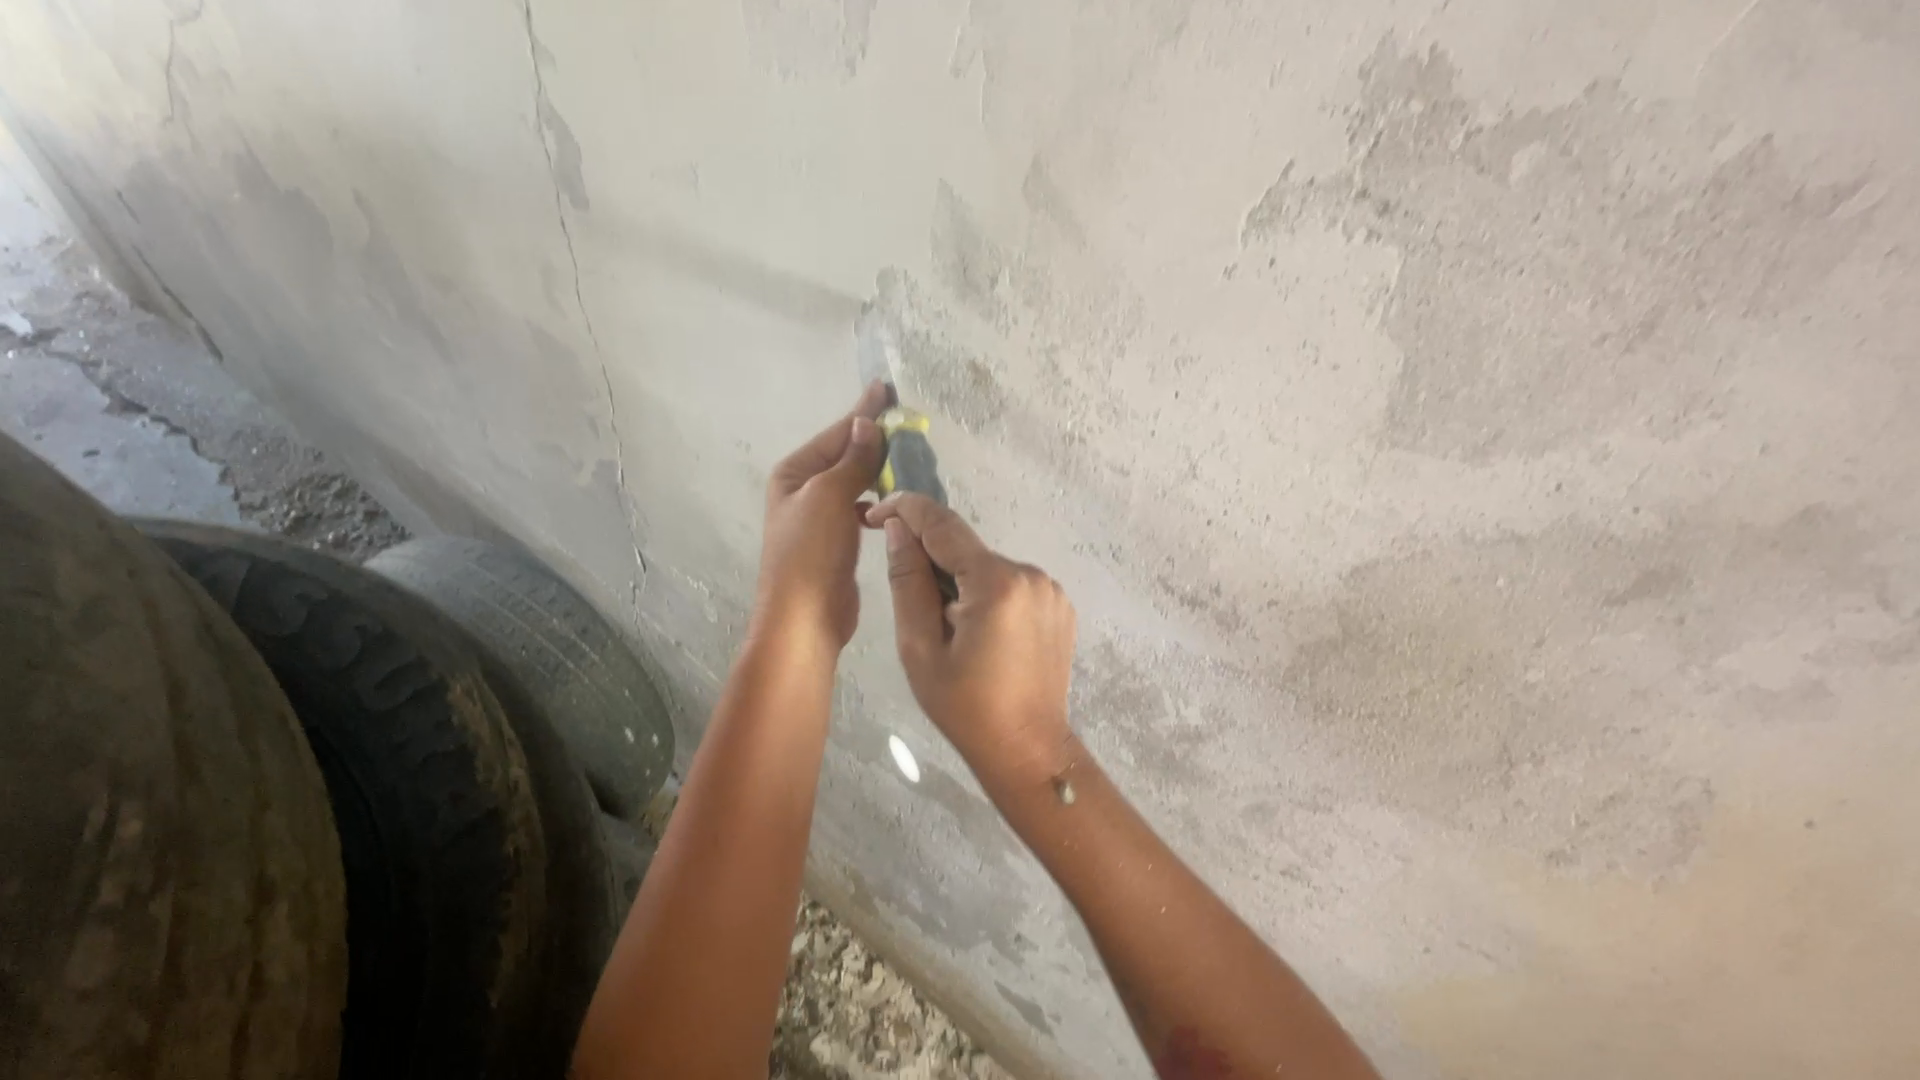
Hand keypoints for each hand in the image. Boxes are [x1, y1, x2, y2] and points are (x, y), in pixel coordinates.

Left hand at [754, 381, 888, 648]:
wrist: (805, 618)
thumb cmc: (811, 552)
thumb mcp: (830, 497)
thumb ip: (851, 460)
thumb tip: (866, 423)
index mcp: (795, 473)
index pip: (837, 434)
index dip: (864, 412)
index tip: (886, 388)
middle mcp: (804, 490)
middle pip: (846, 455)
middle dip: (875, 440)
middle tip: (910, 423)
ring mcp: (820, 518)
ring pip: (856, 483)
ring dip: (880, 471)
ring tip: (911, 457)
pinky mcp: (838, 542)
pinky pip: (862, 508)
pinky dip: (880, 501)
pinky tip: (897, 500)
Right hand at [864, 493, 1076, 783]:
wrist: (1027, 749)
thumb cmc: (965, 707)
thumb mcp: (919, 647)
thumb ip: (907, 581)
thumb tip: (898, 528)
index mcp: (995, 583)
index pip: (943, 525)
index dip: (906, 510)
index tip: (876, 511)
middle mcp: (1030, 575)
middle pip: (967, 550)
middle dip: (934, 564)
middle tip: (914, 607)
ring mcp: (1050, 590)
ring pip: (989, 568)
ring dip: (963, 584)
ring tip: (952, 634)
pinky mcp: (1059, 606)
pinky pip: (1012, 586)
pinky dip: (989, 597)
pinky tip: (983, 638)